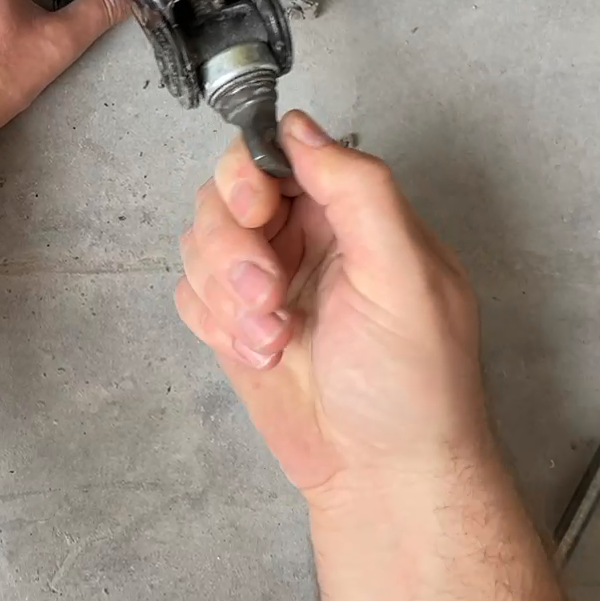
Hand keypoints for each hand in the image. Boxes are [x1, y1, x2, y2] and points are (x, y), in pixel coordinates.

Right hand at [175, 112, 489, 506]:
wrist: (379, 475)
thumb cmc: (411, 381)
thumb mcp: (403, 274)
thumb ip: (357, 189)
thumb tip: (298, 125)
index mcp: (346, 212)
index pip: (273, 154)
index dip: (249, 175)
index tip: (256, 214)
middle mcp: (298, 236)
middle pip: (222, 196)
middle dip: (231, 248)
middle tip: (266, 295)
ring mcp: (260, 278)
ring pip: (197, 244)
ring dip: (224, 295)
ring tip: (271, 339)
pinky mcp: (230, 320)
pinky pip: (188, 294)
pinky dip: (213, 323)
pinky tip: (259, 355)